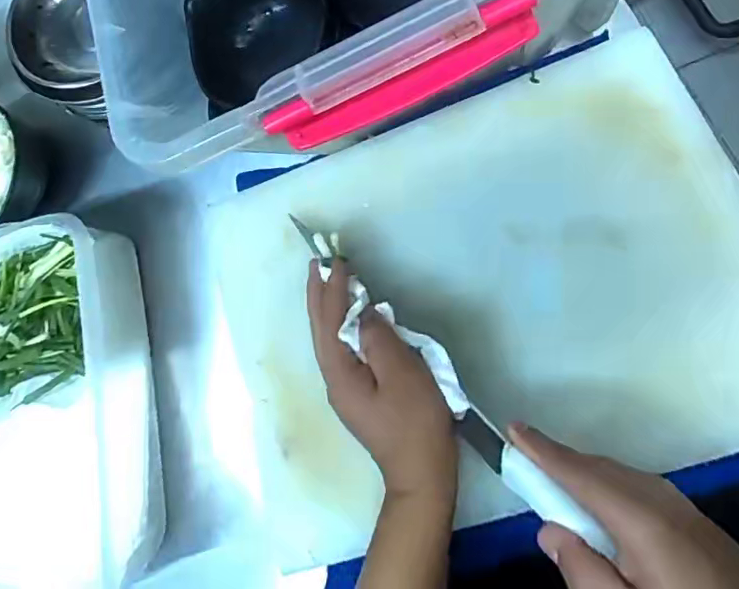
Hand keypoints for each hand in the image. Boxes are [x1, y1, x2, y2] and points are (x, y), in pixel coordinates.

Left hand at [306, 259, 458, 499]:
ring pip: (328, 338)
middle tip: (316, 262)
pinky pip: (342, 348)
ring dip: (327, 308)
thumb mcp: (401, 374)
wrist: (421, 476)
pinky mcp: (357, 394)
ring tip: (328, 281)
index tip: (337, 261)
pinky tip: (350, 318)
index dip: (334, 288)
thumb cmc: (414, 423)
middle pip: (320, 328)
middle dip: (318, 294)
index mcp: (339, 372)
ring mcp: (344, 389)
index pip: (331, 320)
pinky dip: (341, 325)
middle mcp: (333, 379)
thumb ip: (378, 339)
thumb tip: (363, 314)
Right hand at [511, 424, 738, 588]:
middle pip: (603, 470)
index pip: (580, 473)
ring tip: (565, 489)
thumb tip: (550, 530)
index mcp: (642, 520)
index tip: (512, 428)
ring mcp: (693, 516)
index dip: (543, 451)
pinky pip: (648, 495)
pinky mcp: (710, 535)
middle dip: (565, 463)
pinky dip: (619, 492)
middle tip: (530, 462)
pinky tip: (614, 515)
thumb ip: (584, 574)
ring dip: (592, 477)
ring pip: (628, 480)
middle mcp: (667, 504)